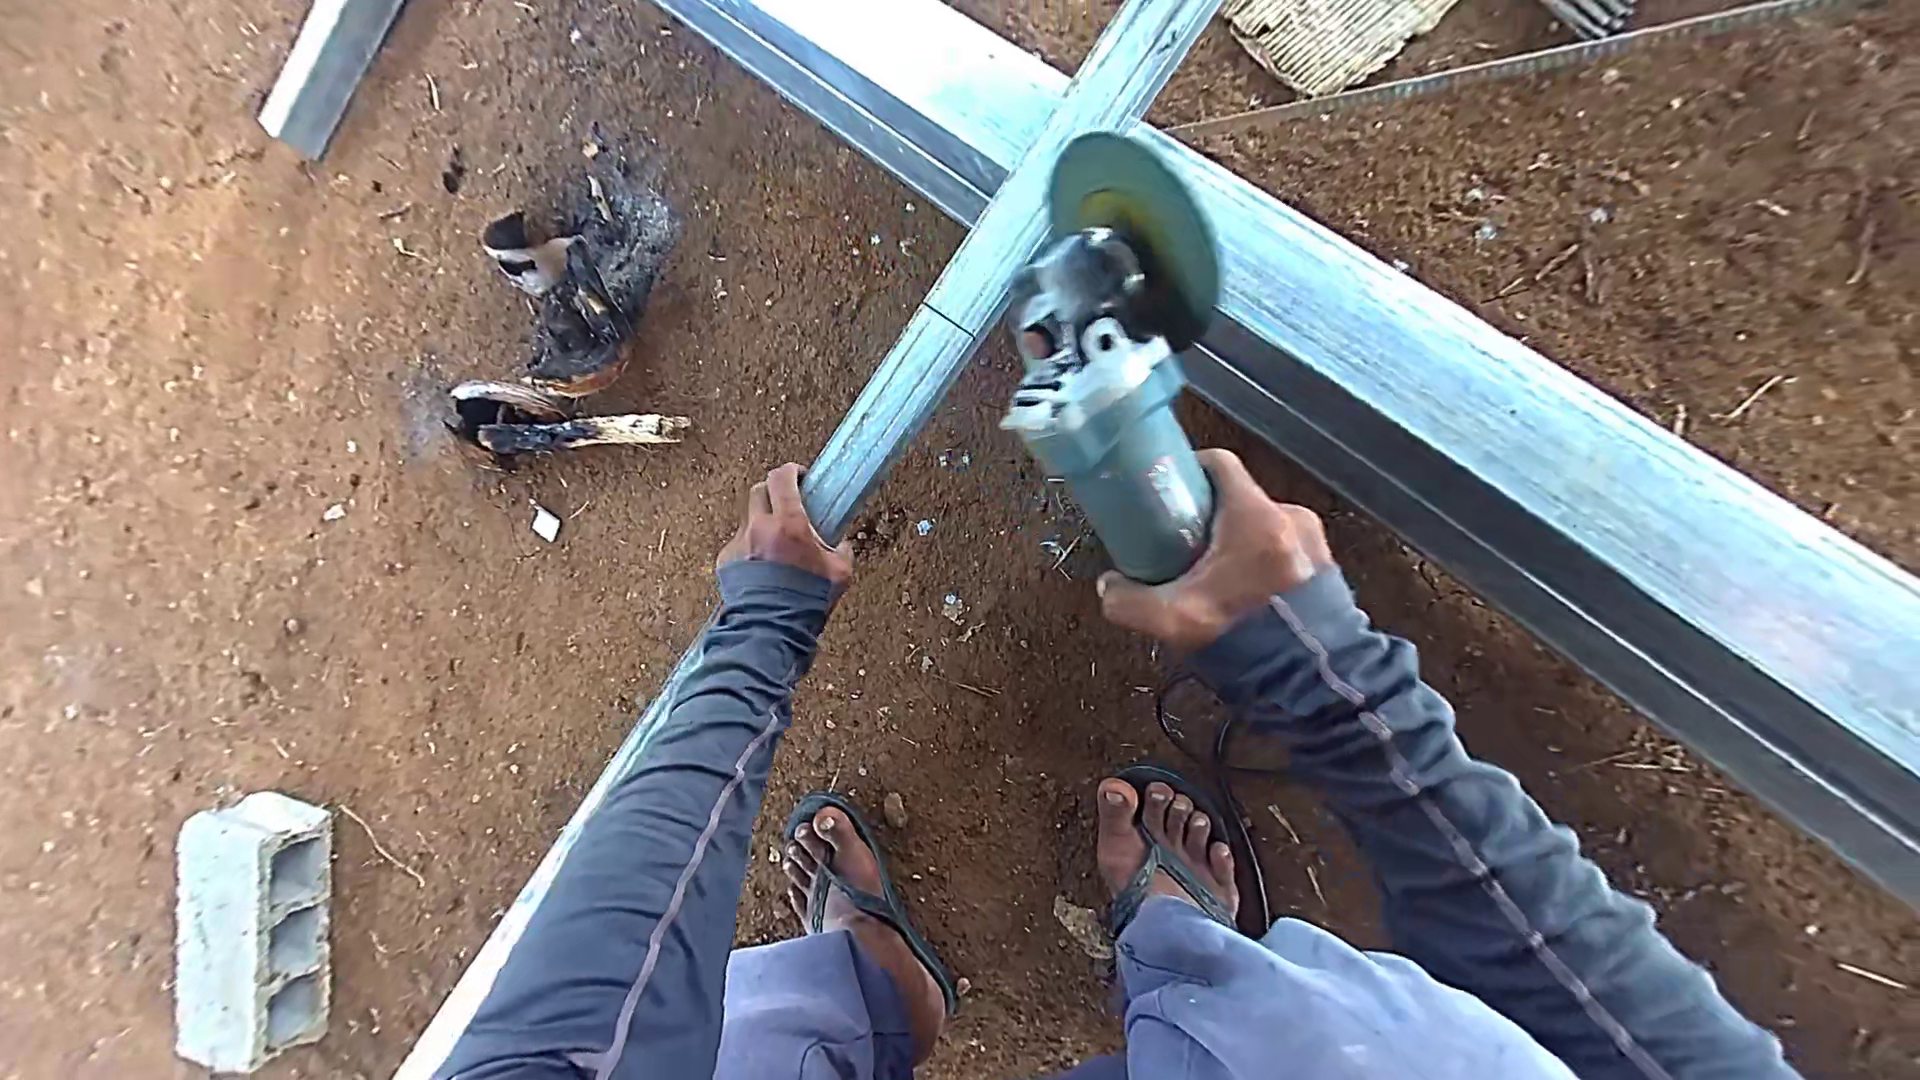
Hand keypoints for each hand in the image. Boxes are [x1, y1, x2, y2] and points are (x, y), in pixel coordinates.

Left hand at [716, 463, 854, 595]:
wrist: (770, 629)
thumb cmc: (807, 600)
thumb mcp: (840, 574)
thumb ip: (842, 551)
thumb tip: (843, 544)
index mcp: (789, 523)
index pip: (781, 478)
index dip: (791, 471)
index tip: (801, 476)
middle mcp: (760, 527)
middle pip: (759, 490)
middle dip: (773, 492)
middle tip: (787, 503)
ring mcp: (739, 543)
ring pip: (748, 517)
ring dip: (762, 521)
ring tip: (777, 542)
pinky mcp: (726, 561)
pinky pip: (739, 543)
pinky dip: (752, 547)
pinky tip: (764, 566)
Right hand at [1098, 449, 1332, 649]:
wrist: (1316, 686)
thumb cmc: (1250, 644)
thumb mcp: (1174, 623)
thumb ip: (1129, 602)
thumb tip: (1109, 586)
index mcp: (1255, 519)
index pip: (1218, 463)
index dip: (1188, 469)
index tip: (1168, 490)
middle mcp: (1290, 518)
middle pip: (1236, 495)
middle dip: (1206, 514)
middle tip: (1181, 542)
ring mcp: (1314, 541)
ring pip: (1260, 521)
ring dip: (1233, 539)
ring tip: (1211, 573)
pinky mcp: (1327, 564)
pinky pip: (1283, 544)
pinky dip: (1259, 558)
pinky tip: (1243, 590)